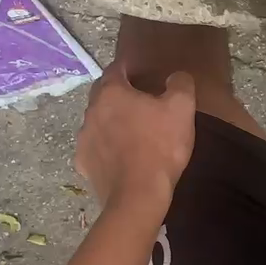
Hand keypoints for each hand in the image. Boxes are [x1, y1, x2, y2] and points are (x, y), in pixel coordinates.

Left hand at [73, 63, 195, 212]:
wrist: (138, 197)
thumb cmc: (160, 146)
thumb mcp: (182, 107)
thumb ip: (180, 83)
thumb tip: (175, 77)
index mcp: (111, 92)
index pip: (115, 69)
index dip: (128, 68)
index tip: (141, 72)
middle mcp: (91, 111)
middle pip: (102, 93)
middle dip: (118, 93)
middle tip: (139, 99)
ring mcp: (84, 139)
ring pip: (97, 120)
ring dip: (111, 120)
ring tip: (131, 129)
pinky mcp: (84, 164)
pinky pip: (95, 146)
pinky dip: (105, 145)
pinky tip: (120, 154)